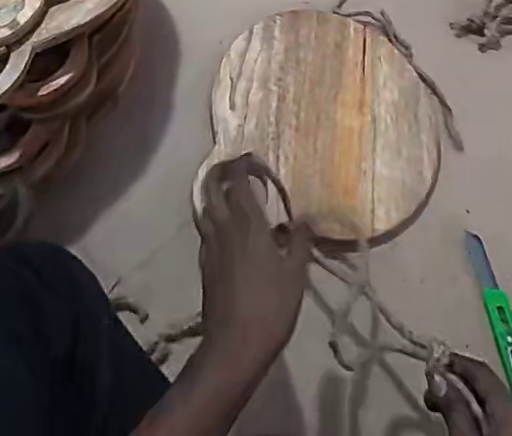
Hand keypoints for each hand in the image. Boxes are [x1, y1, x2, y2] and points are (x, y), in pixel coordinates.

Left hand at [196, 154, 311, 377]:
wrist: (233, 348)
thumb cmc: (269, 307)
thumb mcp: (295, 273)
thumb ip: (300, 240)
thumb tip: (306, 217)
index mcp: (246, 223)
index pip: (237, 178)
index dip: (244, 163)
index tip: (259, 163)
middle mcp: (223, 227)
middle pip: (211, 185)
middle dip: (225, 171)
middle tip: (246, 173)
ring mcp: (210, 245)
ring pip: (206, 206)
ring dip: (219, 194)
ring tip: (241, 199)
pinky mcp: (205, 263)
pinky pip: (207, 228)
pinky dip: (217, 218)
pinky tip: (234, 233)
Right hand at [425, 354, 511, 435]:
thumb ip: (454, 409)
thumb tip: (436, 378)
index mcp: (510, 406)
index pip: (479, 369)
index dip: (454, 361)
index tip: (432, 361)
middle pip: (486, 384)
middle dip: (457, 381)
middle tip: (432, 387)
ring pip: (492, 402)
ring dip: (467, 398)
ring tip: (444, 406)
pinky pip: (499, 418)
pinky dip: (480, 413)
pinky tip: (465, 422)